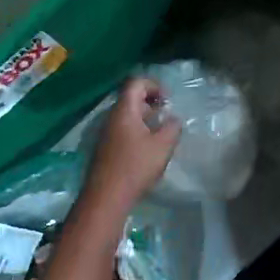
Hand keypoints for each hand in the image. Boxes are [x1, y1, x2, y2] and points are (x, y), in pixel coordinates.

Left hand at [85, 77, 180, 210]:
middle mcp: (112, 118)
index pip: (135, 83)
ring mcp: (106, 133)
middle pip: (130, 98)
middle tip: (166, 115)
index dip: (153, 85)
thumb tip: (174, 119)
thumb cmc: (136, 166)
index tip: (168, 100)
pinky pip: (122, 130)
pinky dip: (136, 131)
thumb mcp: (162, 146)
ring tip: (160, 133)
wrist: (106, 196)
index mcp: (124, 111)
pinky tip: (147, 149)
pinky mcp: (105, 149)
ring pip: (126, 116)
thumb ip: (172, 128)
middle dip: (150, 102)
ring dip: (144, 119)